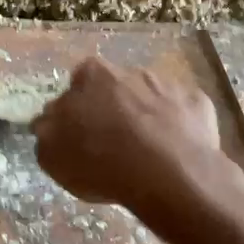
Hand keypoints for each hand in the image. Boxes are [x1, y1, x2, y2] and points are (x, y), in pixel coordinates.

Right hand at [33, 58, 243, 221]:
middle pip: (115, 87)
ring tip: (147, 153)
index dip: (78, 109)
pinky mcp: (196, 101)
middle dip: (113, 108)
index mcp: (89, 77)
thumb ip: (47, 133)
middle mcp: (128, 71)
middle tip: (112, 142)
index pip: (76, 84)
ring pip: (150, 97)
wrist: (166, 172)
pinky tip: (174, 154)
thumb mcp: (52, 156)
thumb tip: (49, 123)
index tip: (80, 132)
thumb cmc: (99, 162)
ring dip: (146, 117)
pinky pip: (182, 112)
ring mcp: (166, 84)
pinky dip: (177, 128)